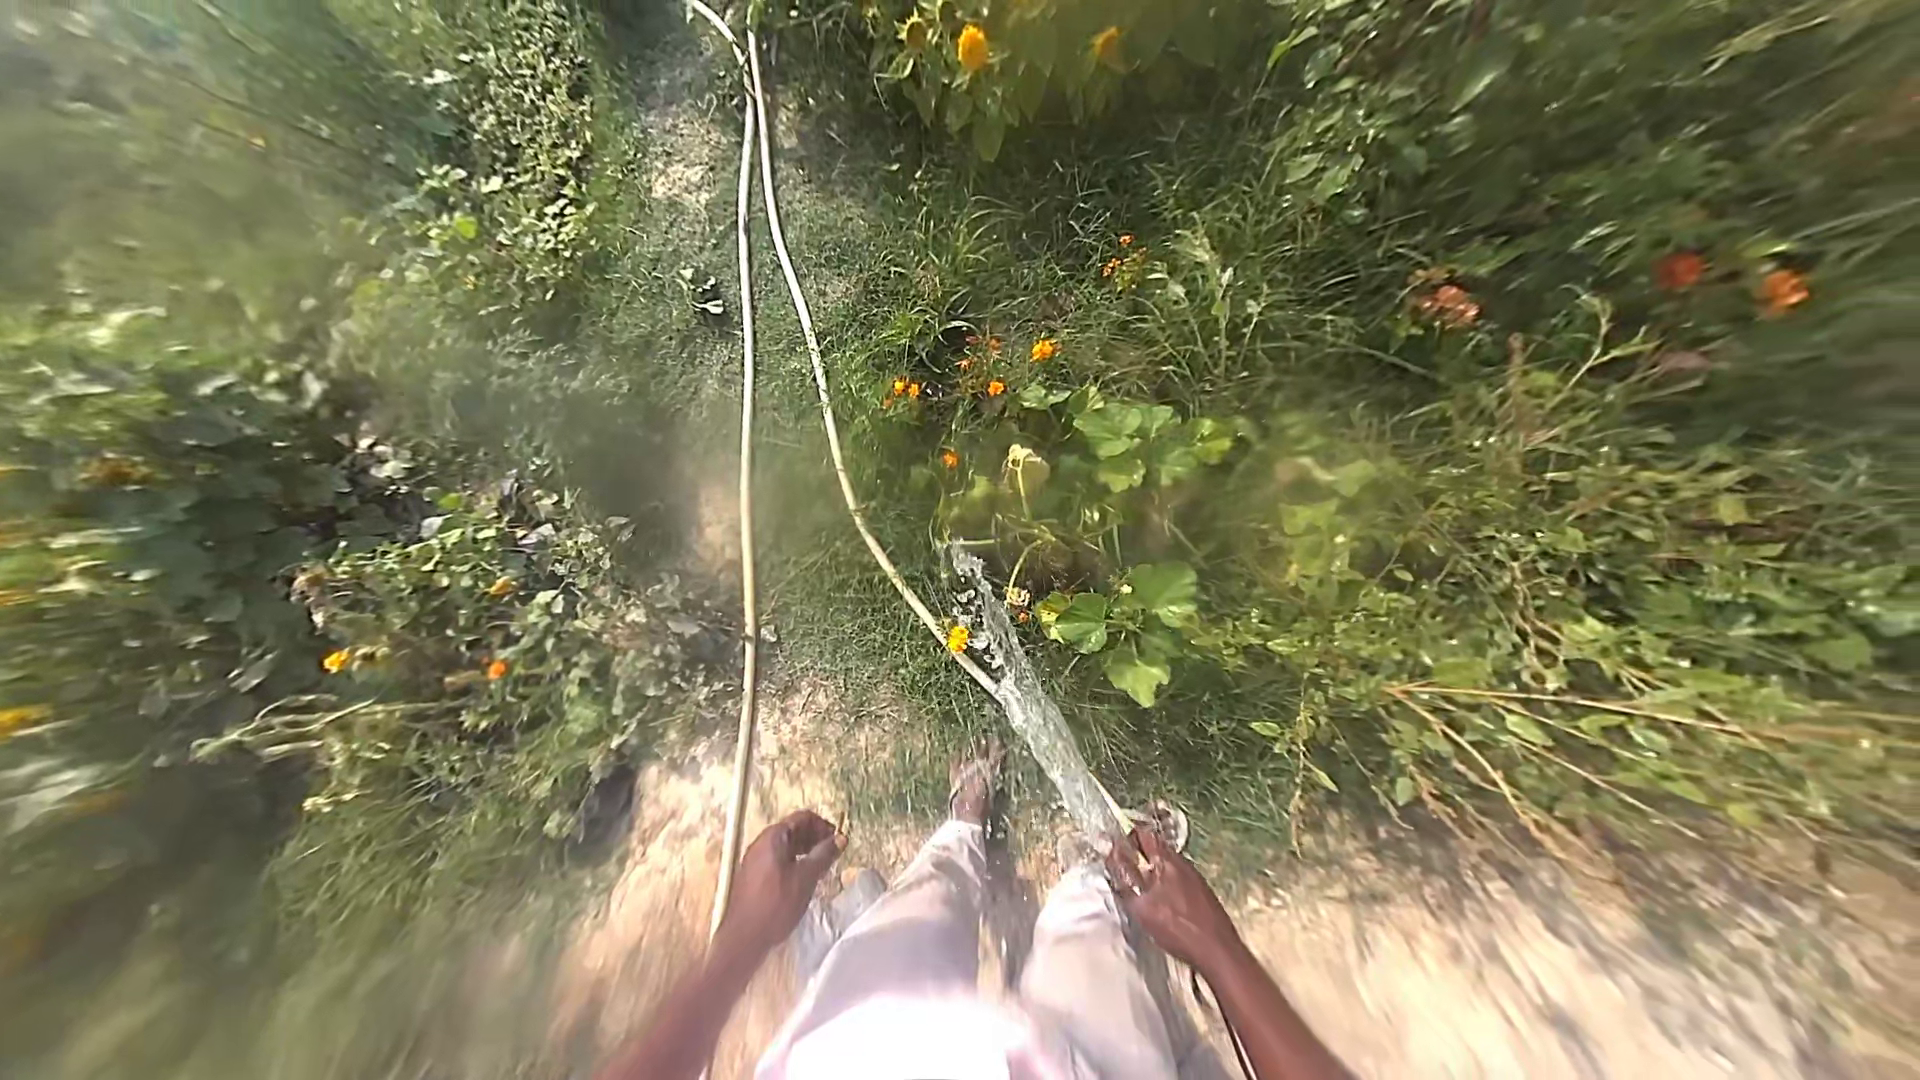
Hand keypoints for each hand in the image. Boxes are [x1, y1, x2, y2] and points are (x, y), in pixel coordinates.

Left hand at [714, 809, 843, 958]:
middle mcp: (761, 843)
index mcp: (773, 837)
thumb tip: (841, 838)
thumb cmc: (776, 904)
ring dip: (805, 851)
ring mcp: (754, 860)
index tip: (837, 840)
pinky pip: (777, 860)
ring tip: (821, 866)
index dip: (823, 825)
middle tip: (832, 853)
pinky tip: (803, 879)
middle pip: (793, 830)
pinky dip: (794, 862)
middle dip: (815, 838)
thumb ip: (824, 854)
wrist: (743, 940)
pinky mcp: (752, 877)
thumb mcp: (806, 877)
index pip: (802, 817)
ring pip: (785, 846)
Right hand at [1105, 826, 1244, 971]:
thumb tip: (1112, 858)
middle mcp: (1183, 862)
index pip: (1143, 834)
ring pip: (1168, 866)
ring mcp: (1196, 878)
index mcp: (1167, 859)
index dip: (1127, 839)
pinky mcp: (1204, 894)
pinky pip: (1179, 880)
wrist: (1219, 953)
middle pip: (1156, 850)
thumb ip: (1124, 880)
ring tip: (1142, 891)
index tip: (1115, 852)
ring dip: (1154, 873)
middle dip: (1139, 858)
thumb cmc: (1178, 927)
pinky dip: (1167, 886)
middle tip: (1126, 873)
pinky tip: (1164, 905)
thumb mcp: (1142, 907)